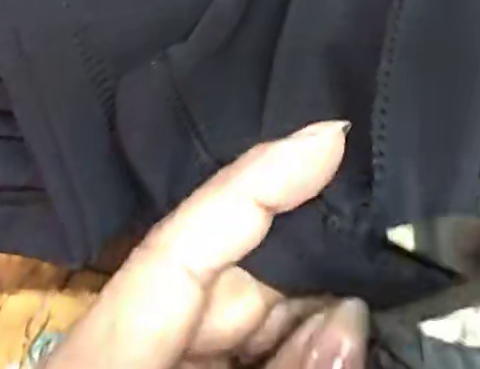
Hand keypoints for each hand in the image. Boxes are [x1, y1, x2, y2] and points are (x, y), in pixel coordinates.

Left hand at [48, 120, 368, 368]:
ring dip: (300, 315)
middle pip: (219, 278)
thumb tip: (350, 317)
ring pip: (231, 316)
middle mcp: (117, 344)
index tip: (333, 134)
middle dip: (302, 270)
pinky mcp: (151, 368)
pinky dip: (277, 349)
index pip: (184, 240)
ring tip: (364, 312)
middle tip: (375, 270)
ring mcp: (135, 358)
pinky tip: (323, 347)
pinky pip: (224, 350)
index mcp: (105, 352)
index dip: (260, 178)